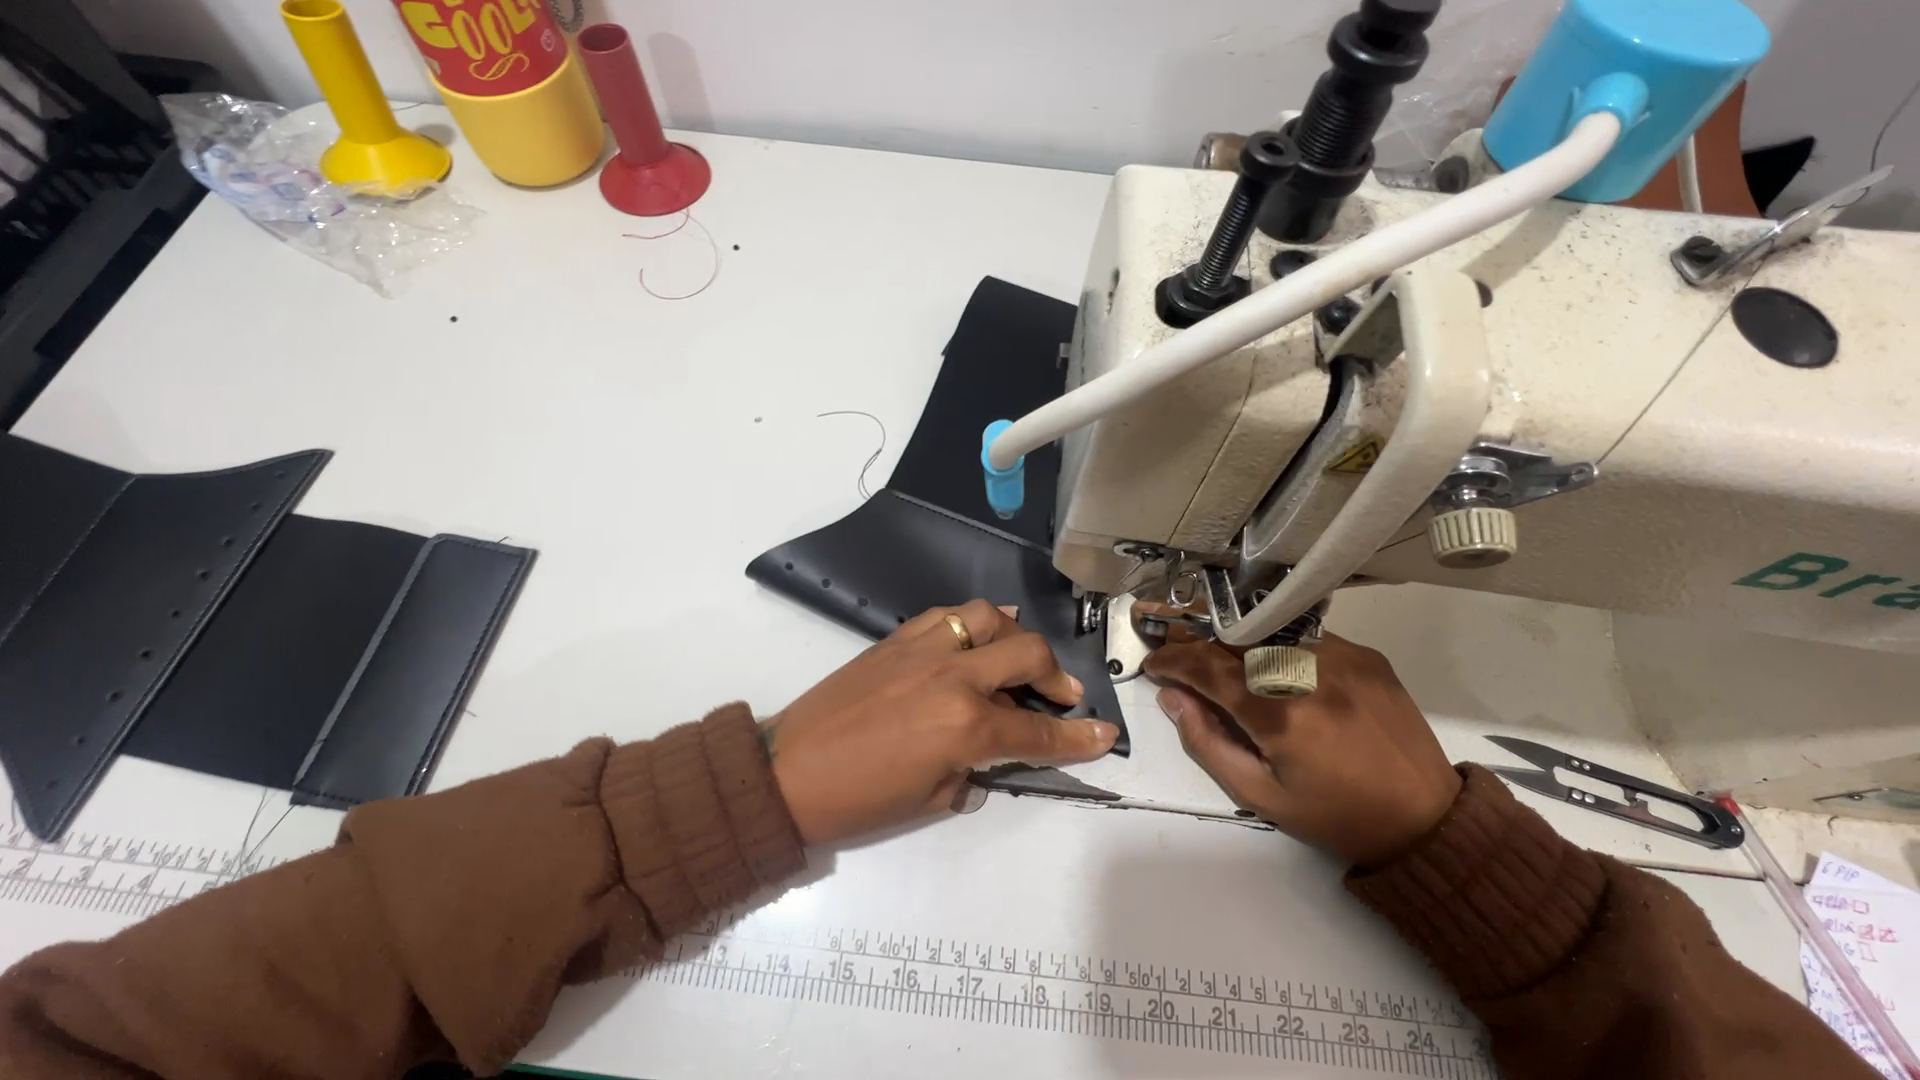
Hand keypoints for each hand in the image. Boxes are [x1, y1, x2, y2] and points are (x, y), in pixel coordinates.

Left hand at [767, 599, 1119, 845]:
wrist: (788, 772)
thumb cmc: (860, 801)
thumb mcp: (931, 799)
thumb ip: (973, 770)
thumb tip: (988, 755)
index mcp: (965, 726)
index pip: (1038, 730)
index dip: (1078, 738)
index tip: (1105, 734)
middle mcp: (953, 677)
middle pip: (1027, 656)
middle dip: (1056, 678)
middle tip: (1061, 697)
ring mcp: (924, 650)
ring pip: (988, 618)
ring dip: (1015, 637)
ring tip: (1018, 657)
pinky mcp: (897, 639)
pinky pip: (947, 616)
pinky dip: (973, 622)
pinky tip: (978, 636)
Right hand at [1145, 634, 1460, 866]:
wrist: (1426, 819)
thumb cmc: (1335, 816)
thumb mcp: (1260, 796)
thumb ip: (1209, 743)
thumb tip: (1173, 698)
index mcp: (1278, 713)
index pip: (1206, 668)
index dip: (1172, 661)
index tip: (1153, 665)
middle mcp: (1307, 672)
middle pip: (1233, 637)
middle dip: (1194, 636)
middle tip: (1172, 642)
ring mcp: (1341, 657)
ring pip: (1268, 630)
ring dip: (1233, 637)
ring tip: (1213, 649)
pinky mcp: (1365, 655)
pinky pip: (1304, 636)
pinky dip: (1276, 643)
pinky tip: (1269, 661)